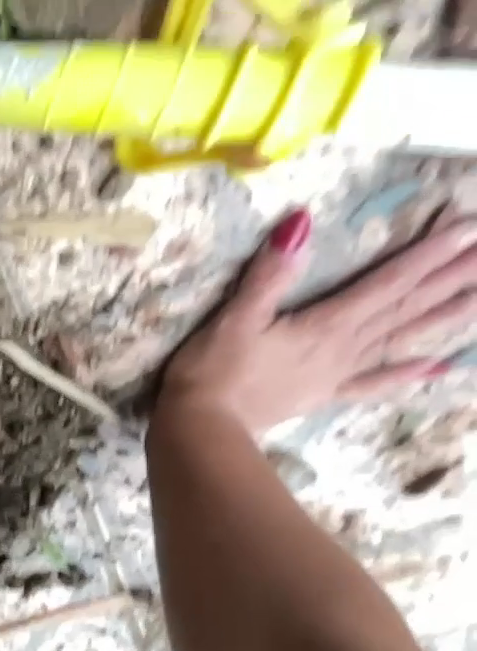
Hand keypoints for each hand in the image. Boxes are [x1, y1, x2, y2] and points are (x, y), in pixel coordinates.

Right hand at [160, 208, 476, 434]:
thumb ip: (269, 275)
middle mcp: (345, 345)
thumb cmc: (211, 371)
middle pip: (406, 307)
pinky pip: (373, 384)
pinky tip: (439, 367)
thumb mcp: (233, 318)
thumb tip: (300, 224)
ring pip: (402, 338)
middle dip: (452, 277)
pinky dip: (407, 374)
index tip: (468, 227)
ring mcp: (337, 373)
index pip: (386, 283)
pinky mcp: (321, 394)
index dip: (426, 254)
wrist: (200, 426)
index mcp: (326, 324)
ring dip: (446, 316)